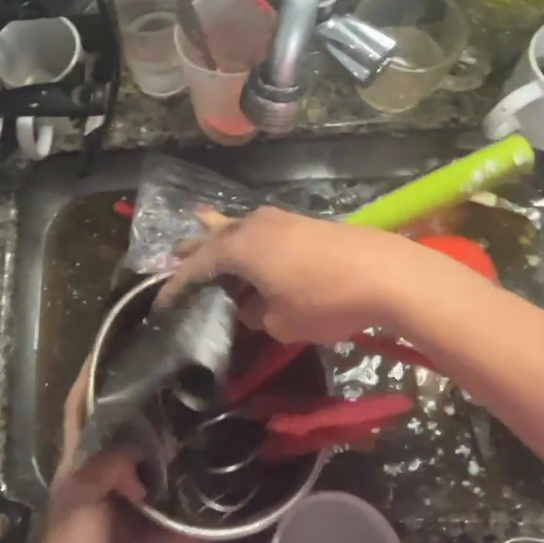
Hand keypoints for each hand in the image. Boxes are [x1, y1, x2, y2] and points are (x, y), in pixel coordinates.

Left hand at [27, 360, 194, 542]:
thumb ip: (110, 463)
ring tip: (205, 437)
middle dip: (146, 416)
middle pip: (122, 437)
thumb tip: (145, 436)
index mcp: (79, 461)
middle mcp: (100, 477)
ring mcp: (120, 508)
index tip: (112, 347)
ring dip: (173, 465)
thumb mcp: (84, 495)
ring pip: (151, 478)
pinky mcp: (139, 539)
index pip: (80, 408)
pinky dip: (192, 525)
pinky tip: (220, 515)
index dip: (91, 376)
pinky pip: (171, 527)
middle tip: (178, 388)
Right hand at [158, 206, 438, 344]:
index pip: (195, 267)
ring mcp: (278, 220)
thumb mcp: (281, 322)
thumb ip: (256, 315)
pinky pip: (258, 229)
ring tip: (203, 230)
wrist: (383, 272)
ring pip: (237, 226)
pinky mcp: (300, 224)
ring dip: (220, 236)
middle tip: (173, 254)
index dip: (176, 286)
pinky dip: (245, 239)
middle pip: (213, 235)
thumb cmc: (324, 300)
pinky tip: (250, 247)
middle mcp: (251, 226)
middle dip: (194, 247)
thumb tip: (249, 307)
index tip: (160, 304)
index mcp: (238, 248)